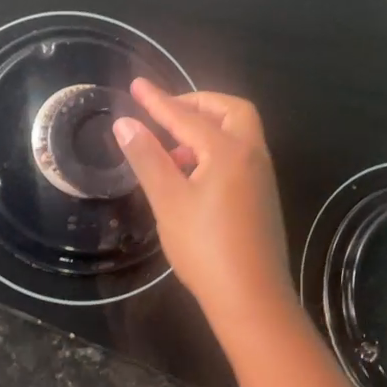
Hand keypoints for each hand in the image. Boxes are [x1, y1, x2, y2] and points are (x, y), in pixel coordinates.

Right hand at [111, 78, 293, 324]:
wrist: (252, 299)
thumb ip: (147, 157)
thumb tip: (125, 123)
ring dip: (206, 127)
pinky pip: (240, 154)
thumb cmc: (206, 248)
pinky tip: (191, 175)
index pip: (187, 116)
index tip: (136, 86)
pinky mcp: (261, 197)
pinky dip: (215, 148)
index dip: (158, 101)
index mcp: (229, 151)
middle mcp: (252, 155)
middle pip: (230, 111)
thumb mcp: (168, 201)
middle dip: (197, 104)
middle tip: (166, 113)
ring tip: (171, 148)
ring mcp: (261, 177)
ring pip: (238, 133)